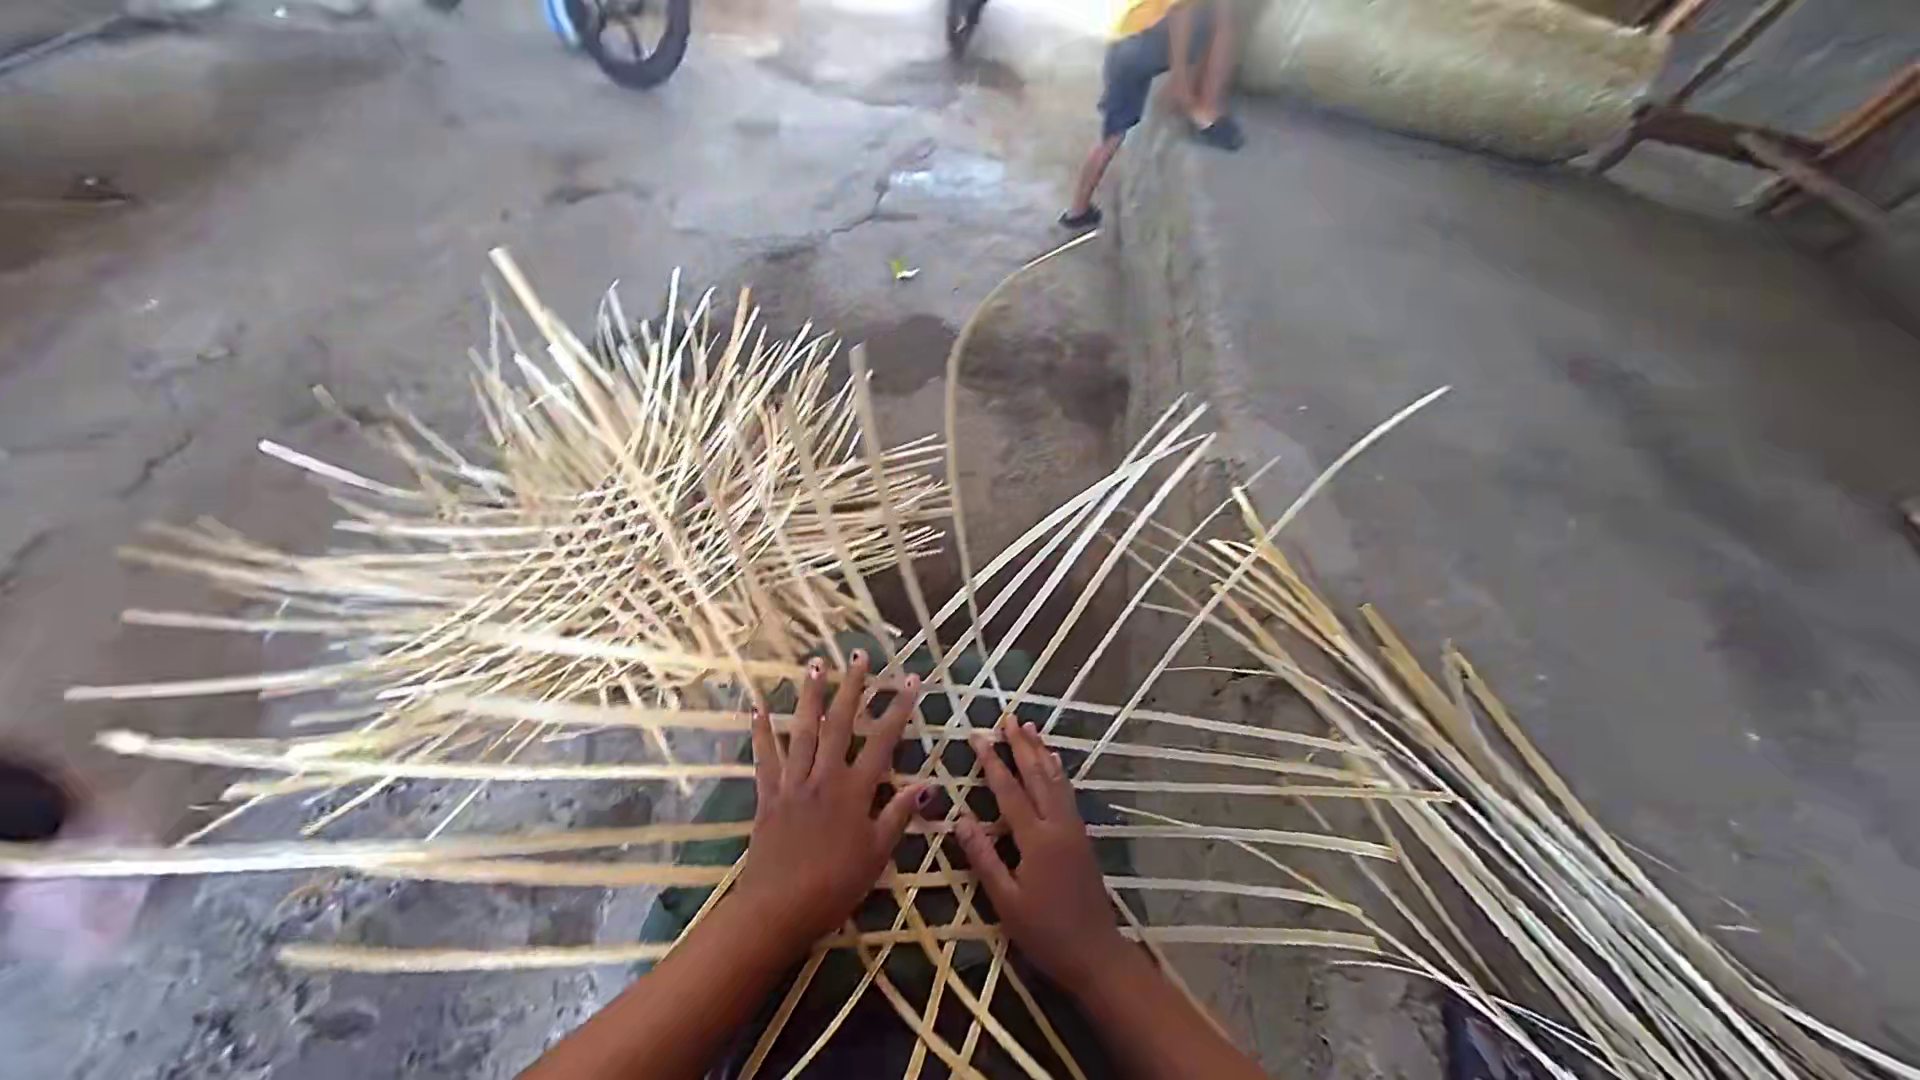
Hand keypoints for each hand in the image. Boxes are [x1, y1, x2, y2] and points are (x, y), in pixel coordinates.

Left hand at [731, 650, 925, 950]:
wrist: (778, 908)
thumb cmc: (835, 885)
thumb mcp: (877, 854)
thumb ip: (898, 815)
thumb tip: (926, 785)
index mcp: (855, 790)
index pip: (882, 740)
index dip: (898, 709)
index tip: (910, 680)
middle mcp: (825, 776)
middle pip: (841, 723)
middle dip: (852, 687)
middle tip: (858, 656)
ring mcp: (794, 782)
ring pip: (803, 730)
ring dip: (810, 695)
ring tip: (815, 665)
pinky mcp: (769, 795)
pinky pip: (765, 757)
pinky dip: (762, 732)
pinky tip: (758, 708)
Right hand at [954, 715, 1129, 990]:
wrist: (1096, 953)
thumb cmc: (1045, 932)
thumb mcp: (1006, 902)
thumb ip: (984, 858)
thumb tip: (959, 820)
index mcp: (1036, 839)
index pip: (1010, 790)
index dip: (992, 762)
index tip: (978, 736)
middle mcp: (1057, 824)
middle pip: (1037, 775)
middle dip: (1021, 745)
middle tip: (1009, 719)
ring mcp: (1073, 827)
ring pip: (1056, 779)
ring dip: (1041, 751)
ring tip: (1030, 728)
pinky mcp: (1082, 835)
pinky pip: (1067, 792)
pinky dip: (1057, 771)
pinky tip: (1054, 762)